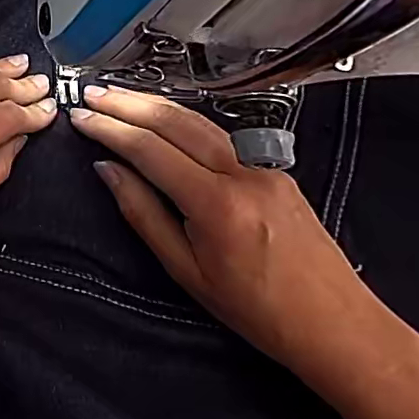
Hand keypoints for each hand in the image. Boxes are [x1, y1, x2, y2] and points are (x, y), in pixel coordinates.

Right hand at [69, 87, 379, 381]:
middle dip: (127, 103)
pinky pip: (219, 132)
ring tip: (119, 97)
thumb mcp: (187, 272)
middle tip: (92, 95)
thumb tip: (109, 171)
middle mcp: (242, 172)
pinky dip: (183, 118)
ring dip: (154, 103)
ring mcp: (262, 164)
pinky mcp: (273, 165)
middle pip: (173, 121)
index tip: (82, 118)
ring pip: (197, 119)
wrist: (336, 323)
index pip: (150, 149)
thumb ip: (143, 214)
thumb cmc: (261, 311)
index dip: (110, 129)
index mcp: (217, 204)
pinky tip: (165, 116)